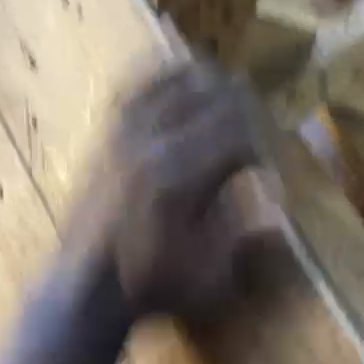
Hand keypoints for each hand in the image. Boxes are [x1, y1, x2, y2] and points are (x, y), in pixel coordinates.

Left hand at [63, 59, 281, 319]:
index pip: (240, 137)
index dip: (266, 149)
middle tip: (265, 127)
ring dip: (208, 84)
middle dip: (247, 110)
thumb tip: (277, 212)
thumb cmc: (152, 287)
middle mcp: (154, 146)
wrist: (86, 288)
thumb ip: (241, 237)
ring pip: (173, 86)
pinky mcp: (106, 138)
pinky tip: (176, 75)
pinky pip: (134, 90)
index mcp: (183, 179)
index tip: (275, 169)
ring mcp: (125, 137)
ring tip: (231, 88)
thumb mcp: (208, 276)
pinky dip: (161, 77)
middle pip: (212, 102)